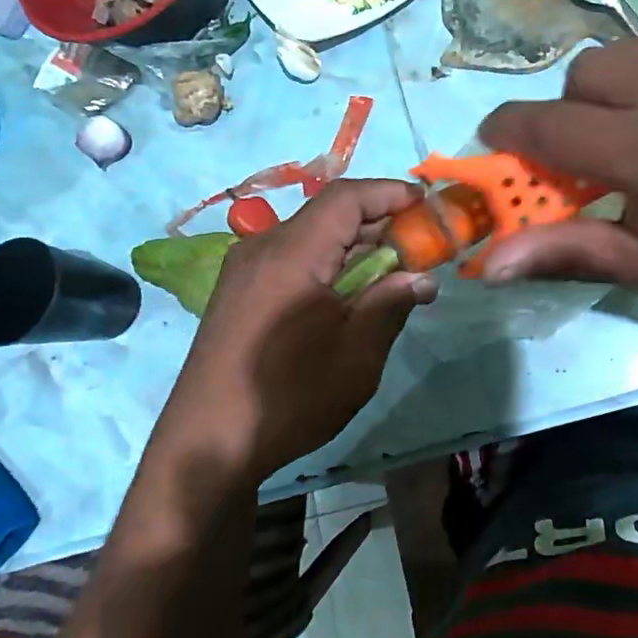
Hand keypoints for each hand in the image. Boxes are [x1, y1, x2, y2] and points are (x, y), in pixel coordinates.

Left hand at [160, 179, 437, 477]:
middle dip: (379, 221)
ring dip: (355, 245)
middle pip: (328, 214)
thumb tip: (423, 278)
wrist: (208, 443)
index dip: (391, 193)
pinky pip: (293, 260)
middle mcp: (262, 249)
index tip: (429, 205)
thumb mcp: (357, 354)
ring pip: (310, 238)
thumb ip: (392, 304)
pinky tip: (353, 292)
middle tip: (421, 243)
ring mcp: (245, 271)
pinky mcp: (240, 294)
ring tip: (396, 269)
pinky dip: (330, 263)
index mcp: (292, 254)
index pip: (347, 198)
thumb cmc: (291, 396)